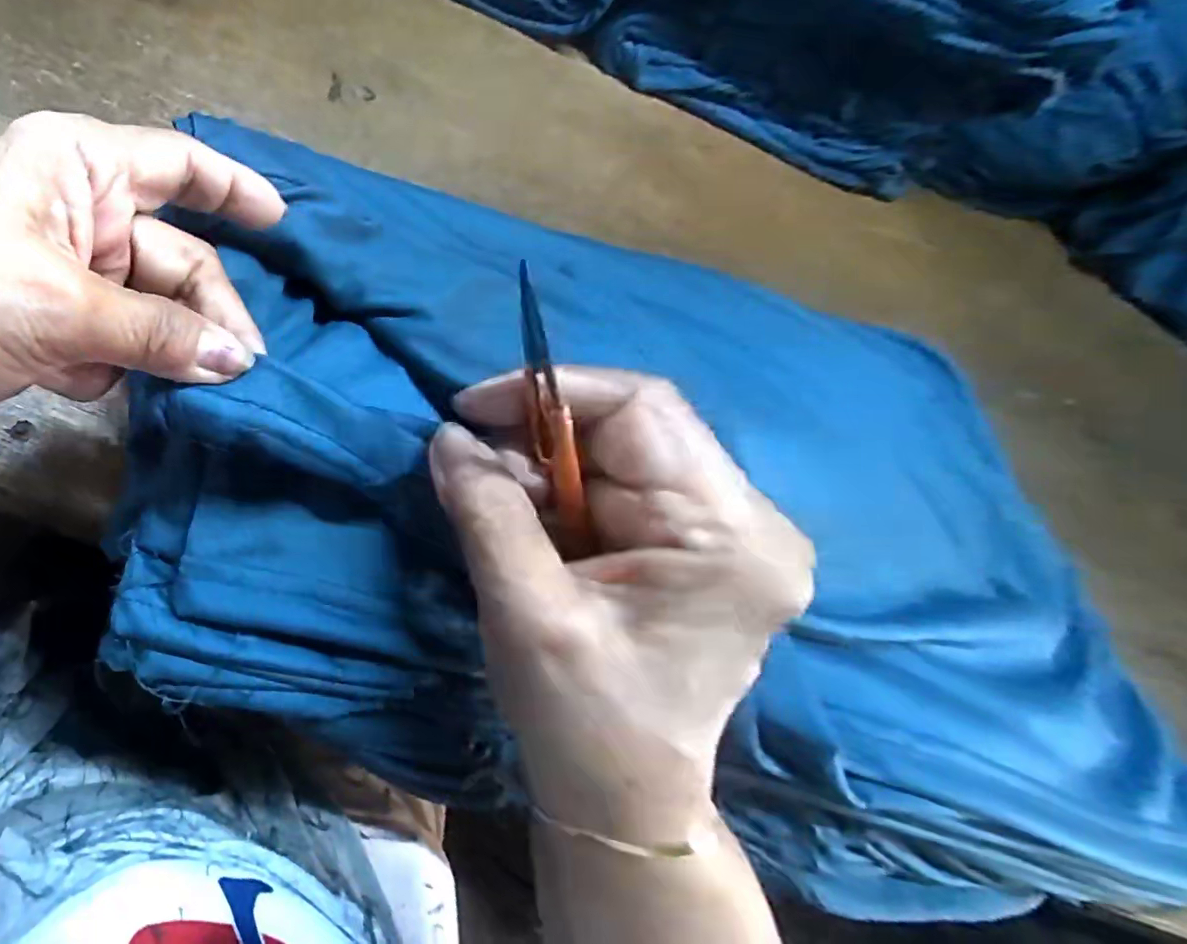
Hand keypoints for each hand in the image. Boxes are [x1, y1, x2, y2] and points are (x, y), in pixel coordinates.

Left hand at [0, 112, 283, 497]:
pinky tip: (72, 381)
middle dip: (206, 311)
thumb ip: (157, 335)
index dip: (233, 190)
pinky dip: (109, 368)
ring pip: (150, 311)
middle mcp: (80, 212)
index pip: (177, 165)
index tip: (281, 223)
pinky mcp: (58, 325)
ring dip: (159, 350)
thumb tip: (240, 363)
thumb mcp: (62, 308)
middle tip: (244, 365)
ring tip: (180, 386)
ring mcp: (70, 273)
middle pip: (174, 259)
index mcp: (77, 167)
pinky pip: (119, 344)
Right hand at [429, 367, 812, 842]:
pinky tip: (521, 527)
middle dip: (533, 440)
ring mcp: (715, 531)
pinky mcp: (682, 543)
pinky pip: (603, 484)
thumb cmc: (583, 717)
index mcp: (728, 536)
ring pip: (606, 453)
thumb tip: (446, 436)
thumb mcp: (526, 613)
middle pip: (625, 427)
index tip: (469, 409)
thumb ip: (487, 514)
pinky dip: (547, 492)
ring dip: (534, 469)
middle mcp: (739, 519)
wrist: (618, 793)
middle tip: (470, 469)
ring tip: (492, 510)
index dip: (549, 393)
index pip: (644, 408)